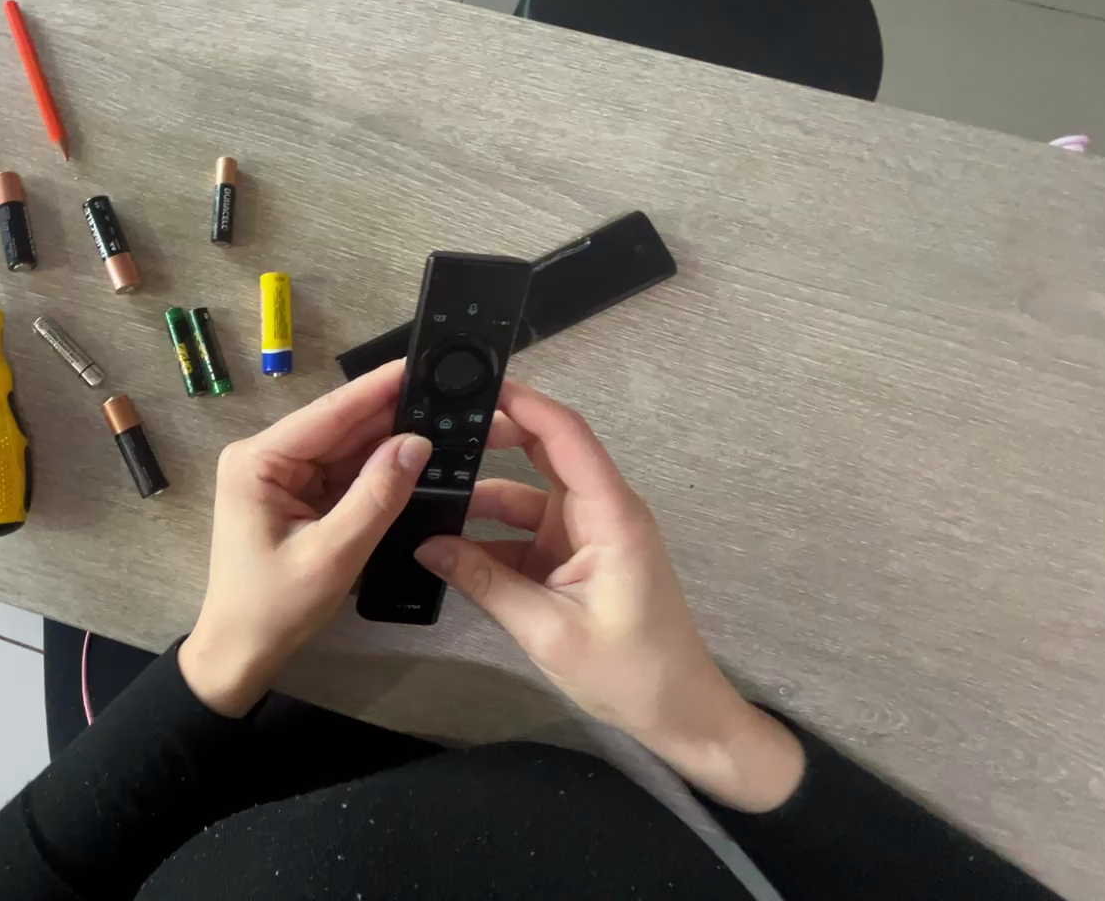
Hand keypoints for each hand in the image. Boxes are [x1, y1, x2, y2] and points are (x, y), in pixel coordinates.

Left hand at [181, 360, 432, 717]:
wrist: (240, 652)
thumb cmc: (273, 608)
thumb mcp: (331, 555)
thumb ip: (376, 498)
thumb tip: (416, 444)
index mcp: (257, 462)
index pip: (327, 414)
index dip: (376, 388)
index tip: (418, 363)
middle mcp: (265, 457)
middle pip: (338, 427)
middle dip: (389, 412)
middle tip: (444, 391)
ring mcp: (280, 475)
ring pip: (344, 448)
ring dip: (387, 439)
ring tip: (440, 417)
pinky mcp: (296, 494)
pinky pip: (342, 473)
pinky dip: (375, 469)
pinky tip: (411, 456)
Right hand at [413, 382, 803, 811]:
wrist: (679, 718)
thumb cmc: (631, 673)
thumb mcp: (547, 629)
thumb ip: (483, 581)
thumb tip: (425, 546)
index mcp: (610, 516)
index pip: (567, 437)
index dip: (525, 404)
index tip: (478, 385)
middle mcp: (597, 511)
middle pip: (543, 451)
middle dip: (492, 436)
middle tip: (435, 433)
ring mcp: (582, 532)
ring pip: (521, 491)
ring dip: (477, 495)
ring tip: (424, 495)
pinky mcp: (568, 553)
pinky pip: (519, 528)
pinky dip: (484, 532)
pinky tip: (445, 542)